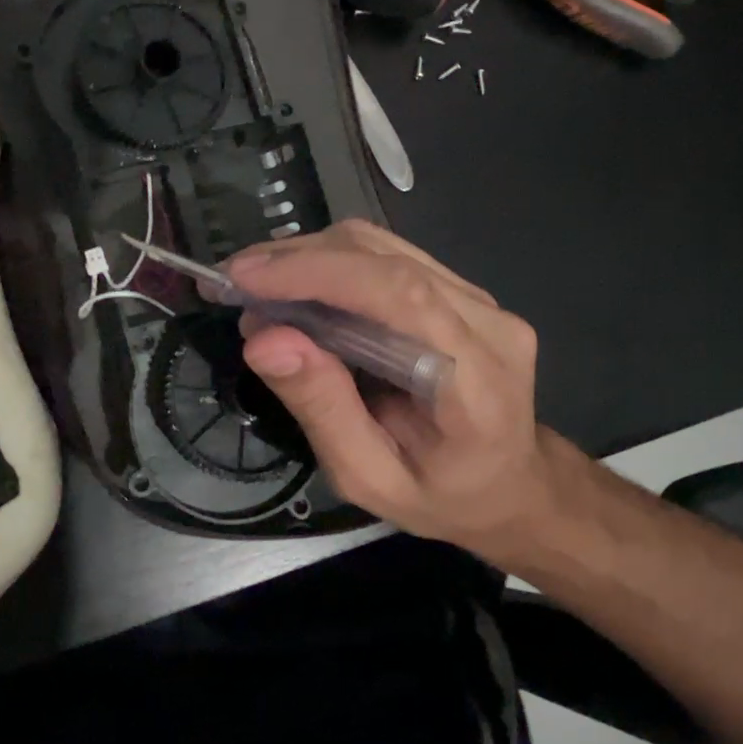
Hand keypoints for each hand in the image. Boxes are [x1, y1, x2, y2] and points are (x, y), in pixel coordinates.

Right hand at [226, 220, 579, 556]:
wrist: (511, 485)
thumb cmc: (442, 496)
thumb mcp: (369, 478)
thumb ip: (322, 408)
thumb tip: (263, 339)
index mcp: (475, 380)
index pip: (398, 294)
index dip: (316, 273)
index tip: (244, 277)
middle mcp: (488, 322)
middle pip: (384, 258)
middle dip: (297, 259)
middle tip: (231, 282)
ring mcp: (481, 299)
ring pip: (383, 247)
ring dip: (309, 256)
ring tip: (254, 284)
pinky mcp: (463, 290)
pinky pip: (389, 258)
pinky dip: (331, 263)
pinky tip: (295, 285)